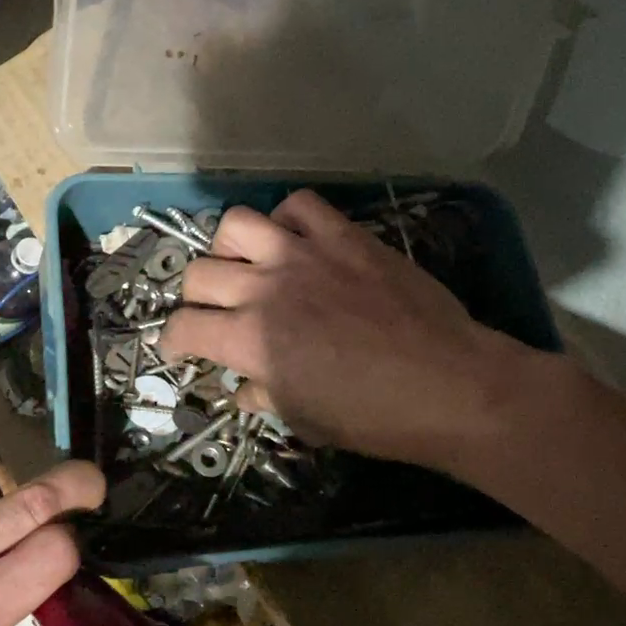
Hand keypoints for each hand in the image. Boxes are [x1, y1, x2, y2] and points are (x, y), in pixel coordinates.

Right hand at [162, 189, 550, 468]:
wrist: (451, 386)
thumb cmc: (372, 417)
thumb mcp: (302, 420)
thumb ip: (260, 394)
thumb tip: (242, 385)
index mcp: (249, 340)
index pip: (182, 328)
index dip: (174, 341)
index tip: (184, 347)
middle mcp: (265, 289)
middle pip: (198, 274)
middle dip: (197, 299)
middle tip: (217, 312)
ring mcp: (305, 254)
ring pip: (235, 225)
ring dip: (230, 248)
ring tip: (248, 265)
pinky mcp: (344, 236)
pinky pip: (298, 206)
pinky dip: (287, 220)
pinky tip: (296, 242)